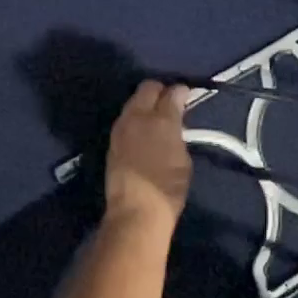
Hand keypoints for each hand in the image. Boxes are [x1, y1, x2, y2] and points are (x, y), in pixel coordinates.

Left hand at [105, 80, 192, 228]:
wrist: (136, 210)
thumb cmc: (168, 187)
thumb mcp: (184, 159)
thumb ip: (178, 133)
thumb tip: (175, 123)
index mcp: (161, 120)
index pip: (172, 92)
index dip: (181, 91)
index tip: (186, 95)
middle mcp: (137, 116)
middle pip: (147, 88)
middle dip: (160, 90)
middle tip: (170, 101)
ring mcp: (121, 127)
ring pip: (133, 102)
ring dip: (145, 103)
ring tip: (156, 116)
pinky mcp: (112, 140)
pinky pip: (125, 119)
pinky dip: (135, 118)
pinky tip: (142, 130)